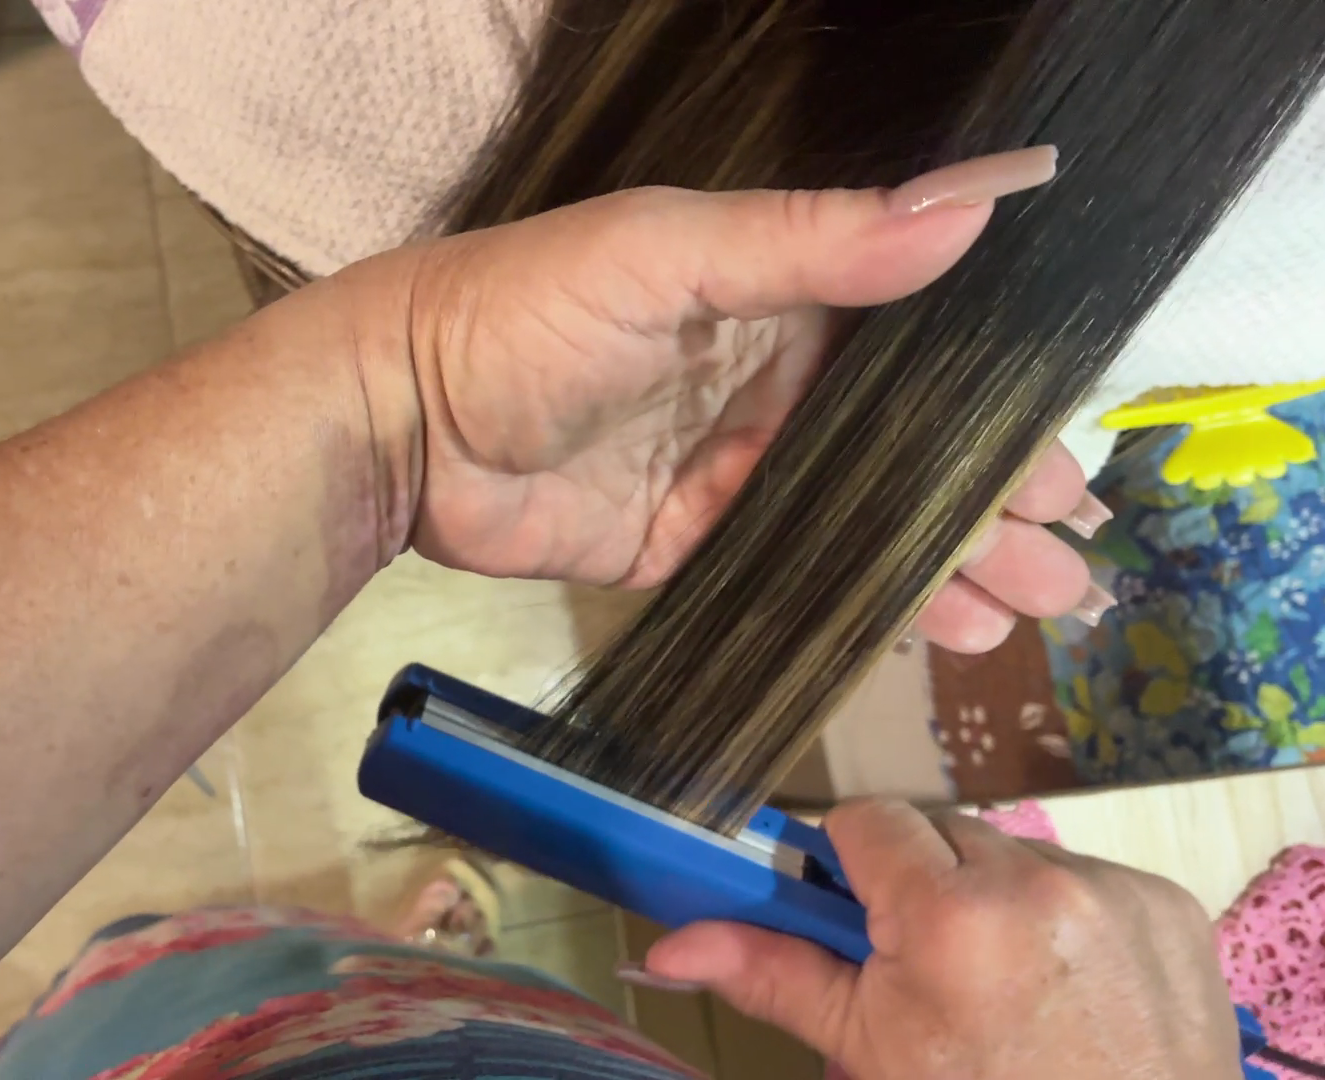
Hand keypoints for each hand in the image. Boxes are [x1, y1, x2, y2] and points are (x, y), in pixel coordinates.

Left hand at [359, 150, 1101, 651]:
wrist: (407, 419)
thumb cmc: (518, 318)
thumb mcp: (660, 255)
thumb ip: (806, 241)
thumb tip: (988, 202)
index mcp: (766, 304)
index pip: (915, 353)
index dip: (993, 410)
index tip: (1070, 468)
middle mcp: (755, 389)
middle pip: (895, 451)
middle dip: (982, 507)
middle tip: (1071, 566)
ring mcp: (716, 473)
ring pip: (848, 522)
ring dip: (932, 566)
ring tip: (1021, 612)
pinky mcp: (673, 542)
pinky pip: (778, 571)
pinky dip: (846, 600)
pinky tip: (915, 630)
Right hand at [641, 799, 1239, 1079]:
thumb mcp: (862, 1044)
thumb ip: (763, 972)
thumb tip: (658, 951)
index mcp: (949, 913)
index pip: (864, 817)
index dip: (855, 862)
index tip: (866, 916)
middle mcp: (1035, 881)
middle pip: (932, 828)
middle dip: (918, 875)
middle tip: (927, 951)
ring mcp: (1111, 888)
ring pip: (996, 845)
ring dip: (983, 887)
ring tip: (999, 965)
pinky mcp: (1168, 900)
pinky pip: (1070, 866)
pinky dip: (1052, 904)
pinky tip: (1065, 970)